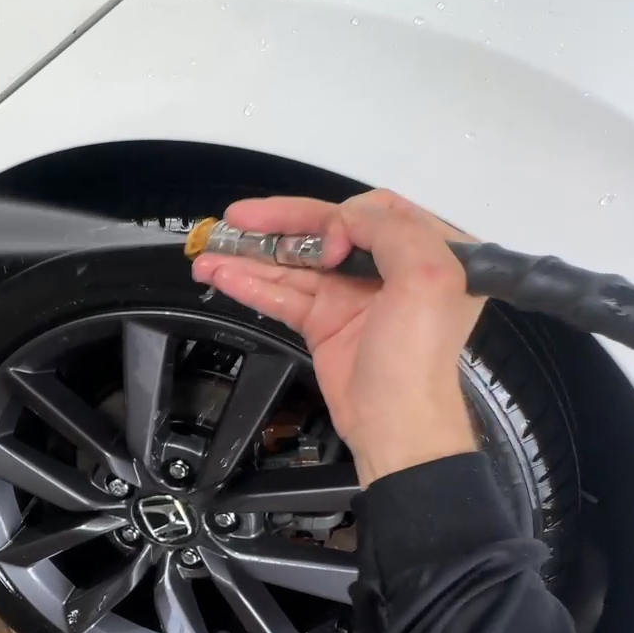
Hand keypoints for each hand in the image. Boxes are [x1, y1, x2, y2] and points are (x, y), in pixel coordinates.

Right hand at [190, 190, 483, 486]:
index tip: (324, 245)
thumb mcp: (426, 279)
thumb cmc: (417, 353)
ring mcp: (350, 296)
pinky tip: (220, 276)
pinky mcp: (320, 323)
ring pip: (294, 266)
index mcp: (427, 249)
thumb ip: (391, 232)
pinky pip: (283, 296)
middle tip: (233, 218)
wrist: (392, 421)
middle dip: (276, 226)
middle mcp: (386, 267)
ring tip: (206, 253)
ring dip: (250, 258)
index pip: (374, 211)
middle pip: (324, 234)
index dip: (338, 218)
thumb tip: (338, 224)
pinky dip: (250, 286)